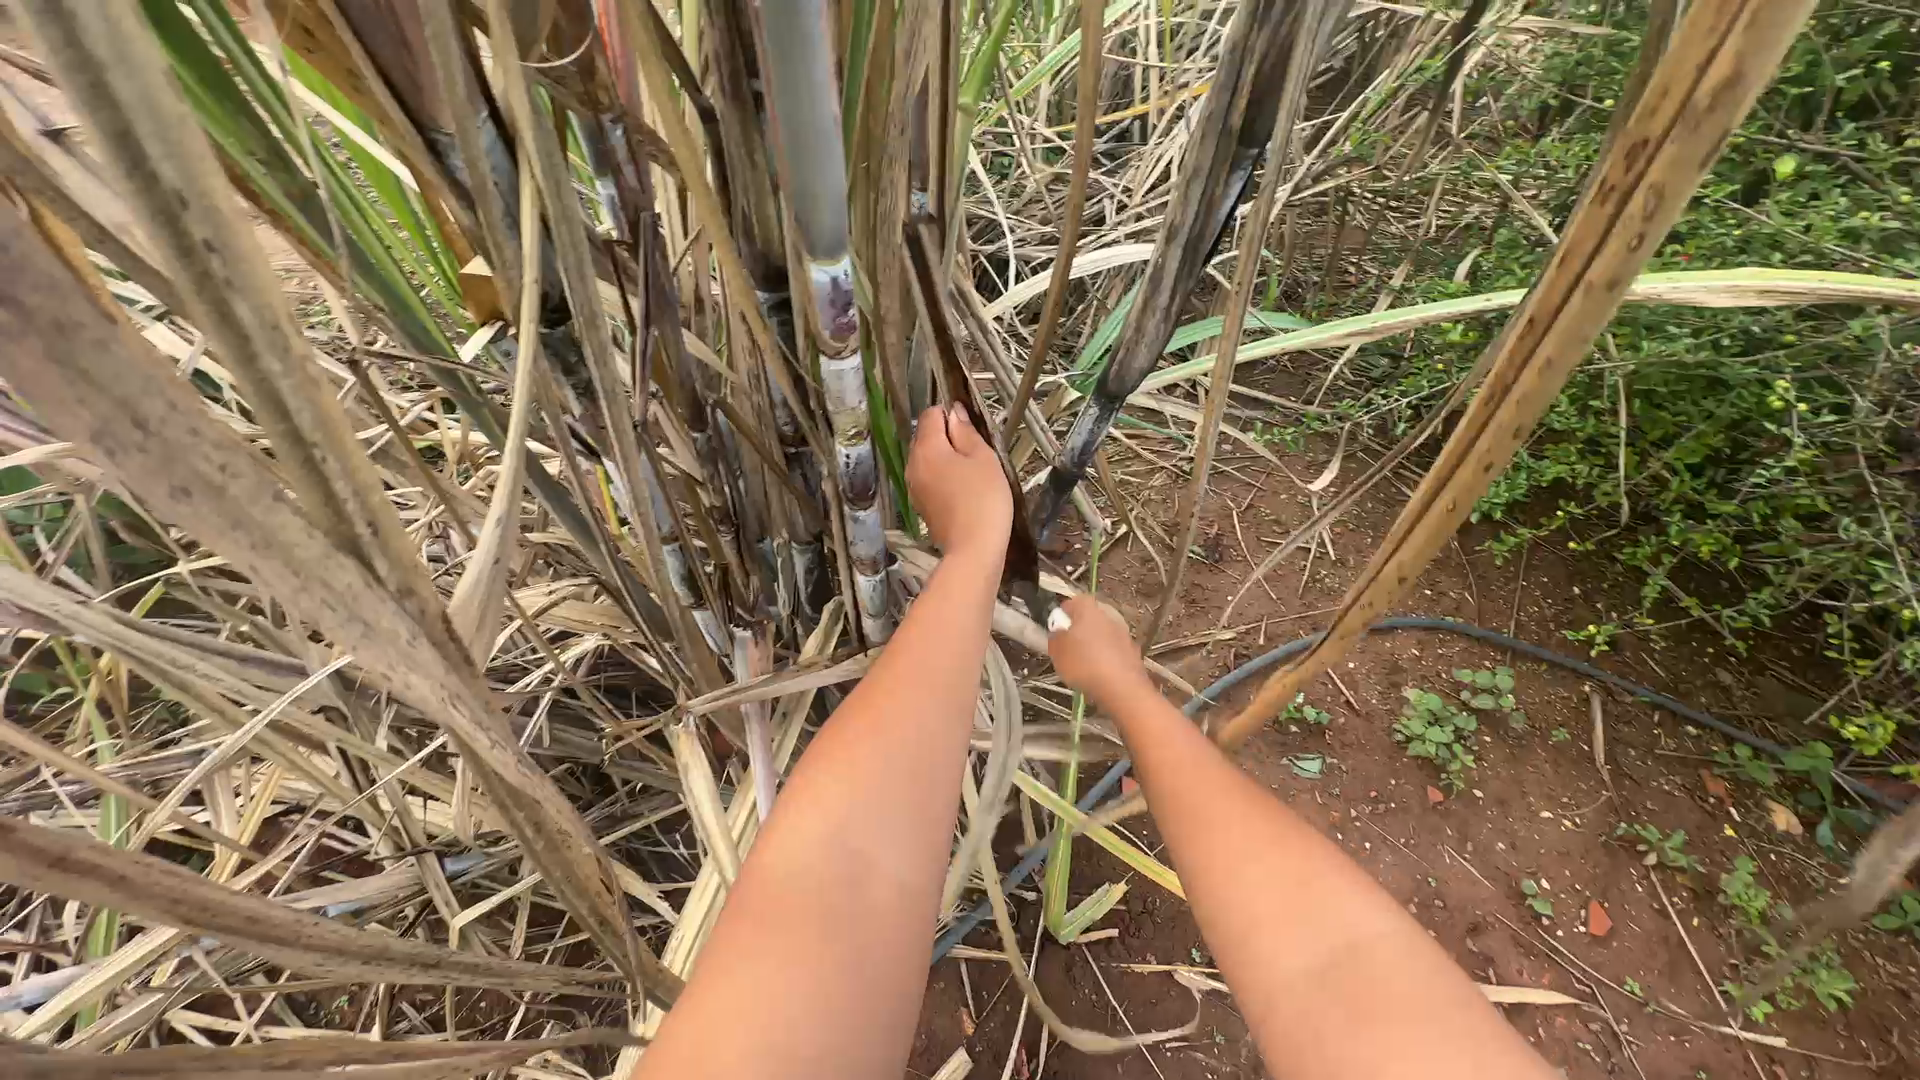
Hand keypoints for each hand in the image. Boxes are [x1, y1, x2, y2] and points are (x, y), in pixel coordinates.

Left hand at [908, 404, 1012, 562]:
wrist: (973, 549)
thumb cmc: (983, 499)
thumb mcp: (983, 458)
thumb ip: (966, 432)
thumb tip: (954, 412)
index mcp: (926, 448)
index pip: (930, 414)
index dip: (950, 413)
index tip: (971, 427)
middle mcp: (912, 464)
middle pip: (925, 437)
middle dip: (947, 437)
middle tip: (975, 451)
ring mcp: (913, 487)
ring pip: (927, 459)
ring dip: (945, 458)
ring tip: (971, 472)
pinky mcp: (920, 505)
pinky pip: (929, 479)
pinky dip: (942, 477)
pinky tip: (962, 489)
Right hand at [1047, 594, 1149, 708]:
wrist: (1122, 687)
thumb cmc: (1084, 664)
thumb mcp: (1056, 651)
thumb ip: (1055, 637)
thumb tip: (1059, 632)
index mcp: (1088, 608)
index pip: (1071, 603)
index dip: (1061, 617)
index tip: (1055, 632)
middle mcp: (1108, 614)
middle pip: (1089, 618)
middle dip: (1078, 630)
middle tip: (1068, 648)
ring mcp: (1123, 632)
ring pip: (1102, 634)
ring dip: (1093, 645)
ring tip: (1083, 665)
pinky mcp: (1133, 651)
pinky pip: (1113, 650)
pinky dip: (1106, 658)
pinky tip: (1099, 674)